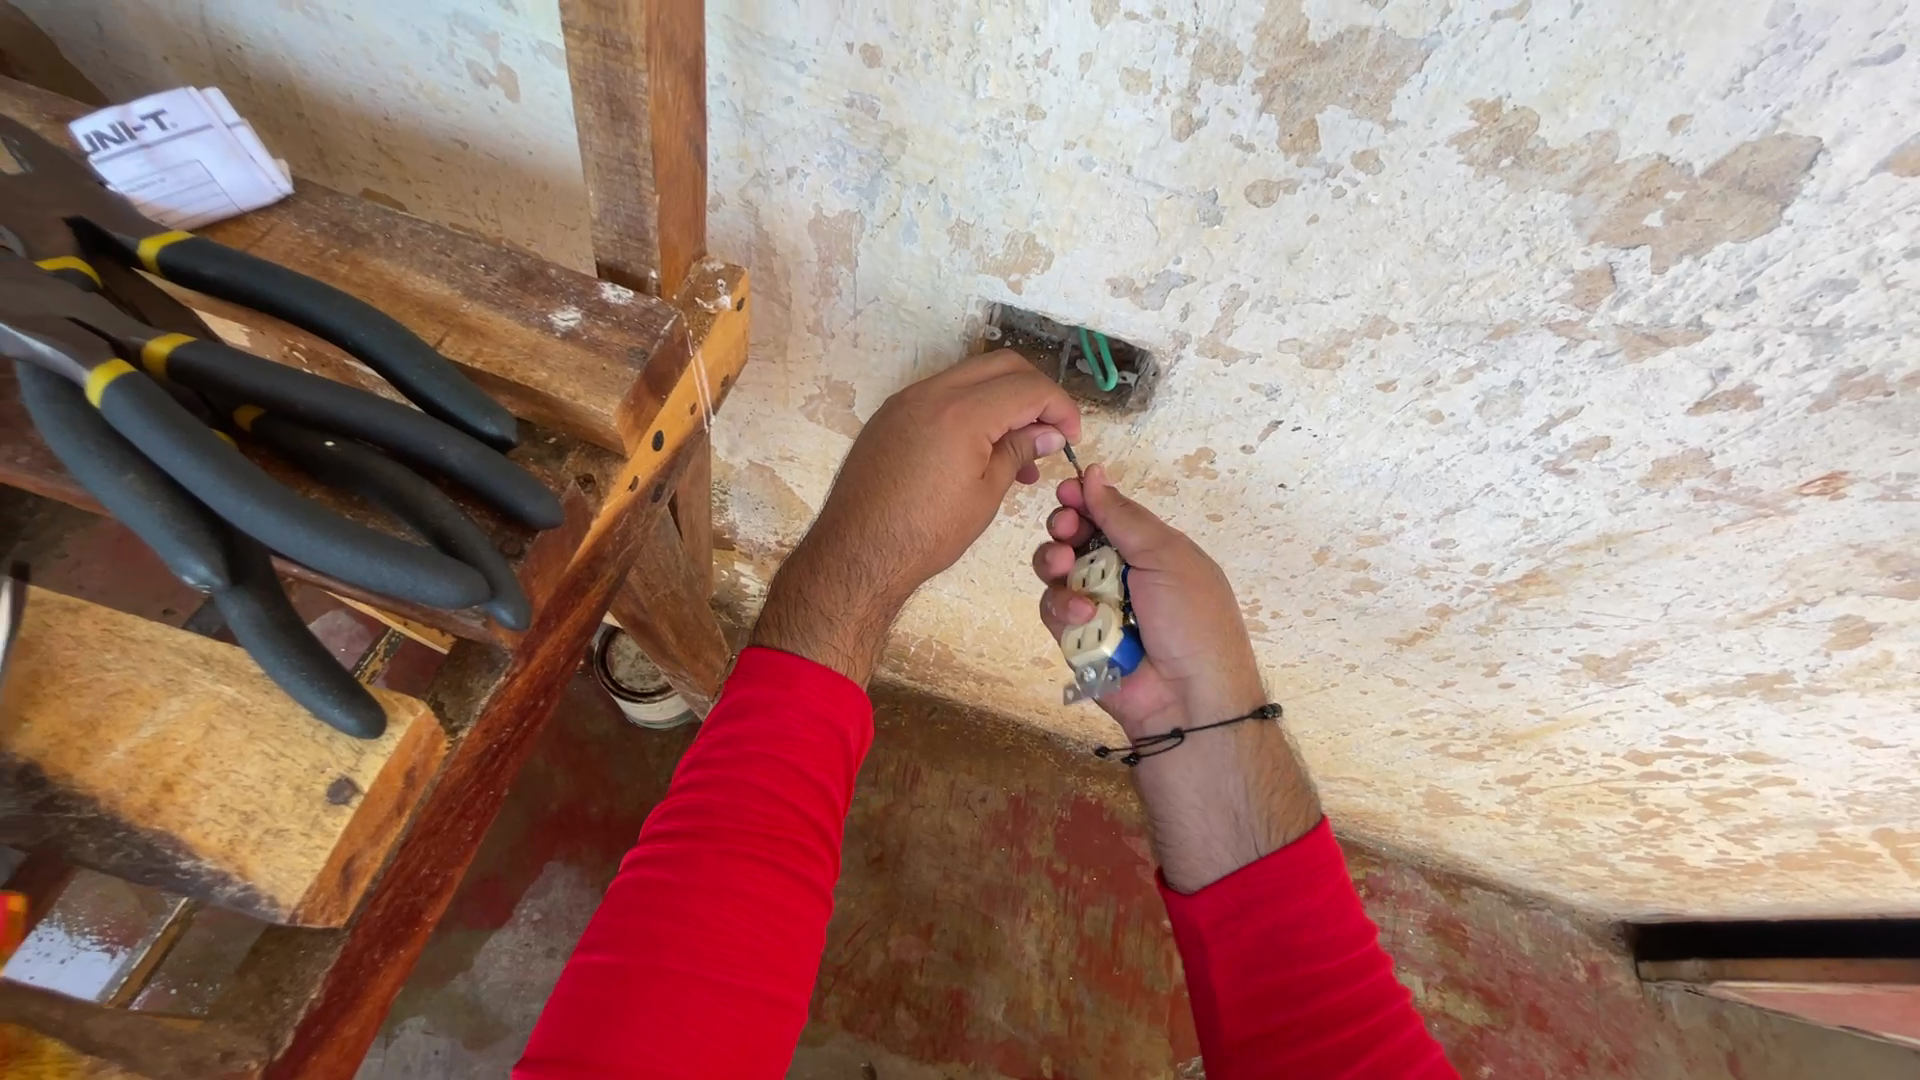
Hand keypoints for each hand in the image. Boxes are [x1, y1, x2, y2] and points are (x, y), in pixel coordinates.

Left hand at [752, 351, 1080, 685]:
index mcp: (961, 412)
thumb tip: (1048, 433)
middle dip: (1035, 391)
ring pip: (970, 377)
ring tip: (1019, 450)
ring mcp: (906, 400)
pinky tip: (981, 449)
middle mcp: (931, 392)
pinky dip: (971, 409)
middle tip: (1051, 429)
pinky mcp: (891, 415)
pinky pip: (942, 395)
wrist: (857, 552)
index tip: (1073, 435)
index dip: (1060, 407)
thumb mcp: (985, 495)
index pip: (1028, 387)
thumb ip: (1019, 452)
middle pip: (1002, 365)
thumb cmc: (927, 533)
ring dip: (1002, 399)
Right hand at [1032, 464, 1264, 737]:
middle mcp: (1119, 573)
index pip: (1106, 513)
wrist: (1189, 697)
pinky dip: (1062, 607)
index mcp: (1148, 549)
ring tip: (1065, 568)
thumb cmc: (1191, 618)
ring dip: (1055, 562)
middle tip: (1066, 530)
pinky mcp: (1074, 637)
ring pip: (1054, 570)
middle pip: (1073, 536)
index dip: (1084, 500)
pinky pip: (1052, 609)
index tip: (1067, 491)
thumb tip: (1094, 472)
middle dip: (1064, 527)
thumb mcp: (1167, 556)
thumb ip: (1123, 516)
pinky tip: (1082, 615)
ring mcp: (1094, 606)